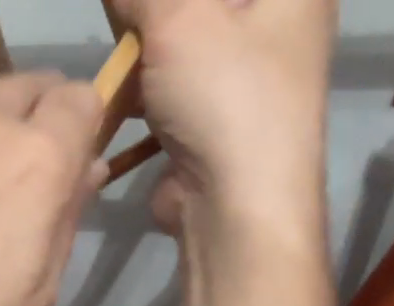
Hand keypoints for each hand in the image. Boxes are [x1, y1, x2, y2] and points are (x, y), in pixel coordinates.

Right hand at [116, 0, 335, 227]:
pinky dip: (141, 93)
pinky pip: (171, 90)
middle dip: (154, 15)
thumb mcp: (179, 20)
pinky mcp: (214, 120)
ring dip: (141, 54)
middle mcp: (278, 25)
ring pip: (183, 45)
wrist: (234, 199)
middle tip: (122, 20)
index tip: (139, 8)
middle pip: (204, 8)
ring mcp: (247, 78)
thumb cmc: (223, 94)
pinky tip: (116, 101)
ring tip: (115, 63)